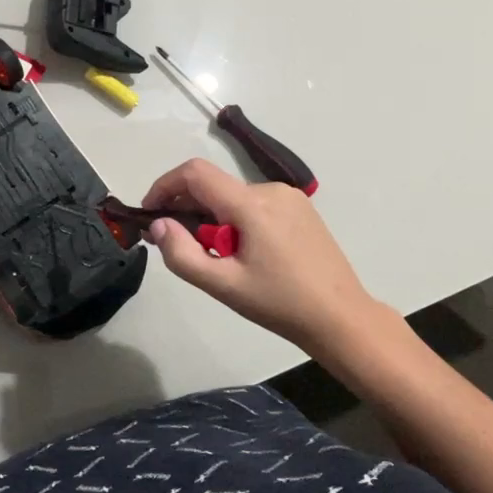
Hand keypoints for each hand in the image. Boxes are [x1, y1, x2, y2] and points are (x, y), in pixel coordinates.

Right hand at [142, 159, 376, 347]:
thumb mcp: (223, 285)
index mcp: (251, 204)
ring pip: (232, 197)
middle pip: (213, 186)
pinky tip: (243, 254)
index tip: (150, 214)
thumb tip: (158, 225)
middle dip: (187, 210)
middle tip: (176, 245)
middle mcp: (270, 190)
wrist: (342, 319)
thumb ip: (182, 254)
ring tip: (217, 259)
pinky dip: (236, 220)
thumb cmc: (280, 304)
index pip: (194, 173)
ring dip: (212, 219)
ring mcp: (289, 197)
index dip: (164, 186)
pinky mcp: (300, 209)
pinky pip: (254, 204)